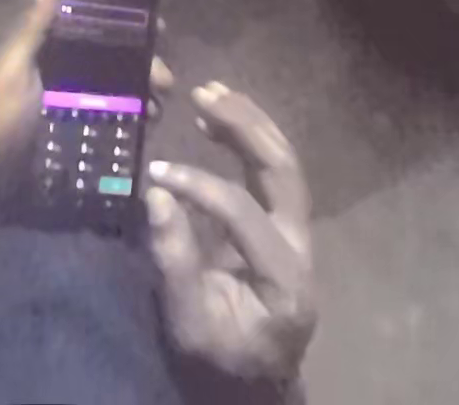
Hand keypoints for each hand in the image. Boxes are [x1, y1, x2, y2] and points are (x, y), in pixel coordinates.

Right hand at [146, 82, 315, 382]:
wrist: (258, 366)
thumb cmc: (223, 349)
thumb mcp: (190, 322)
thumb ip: (175, 262)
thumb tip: (157, 195)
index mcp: (285, 277)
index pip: (243, 211)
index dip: (199, 185)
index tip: (157, 171)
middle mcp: (301, 242)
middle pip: (282, 168)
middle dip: (243, 126)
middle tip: (203, 95)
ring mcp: (297, 226)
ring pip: (283, 158)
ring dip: (248, 119)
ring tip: (210, 91)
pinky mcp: (284, 215)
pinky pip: (273, 164)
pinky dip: (248, 133)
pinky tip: (216, 118)